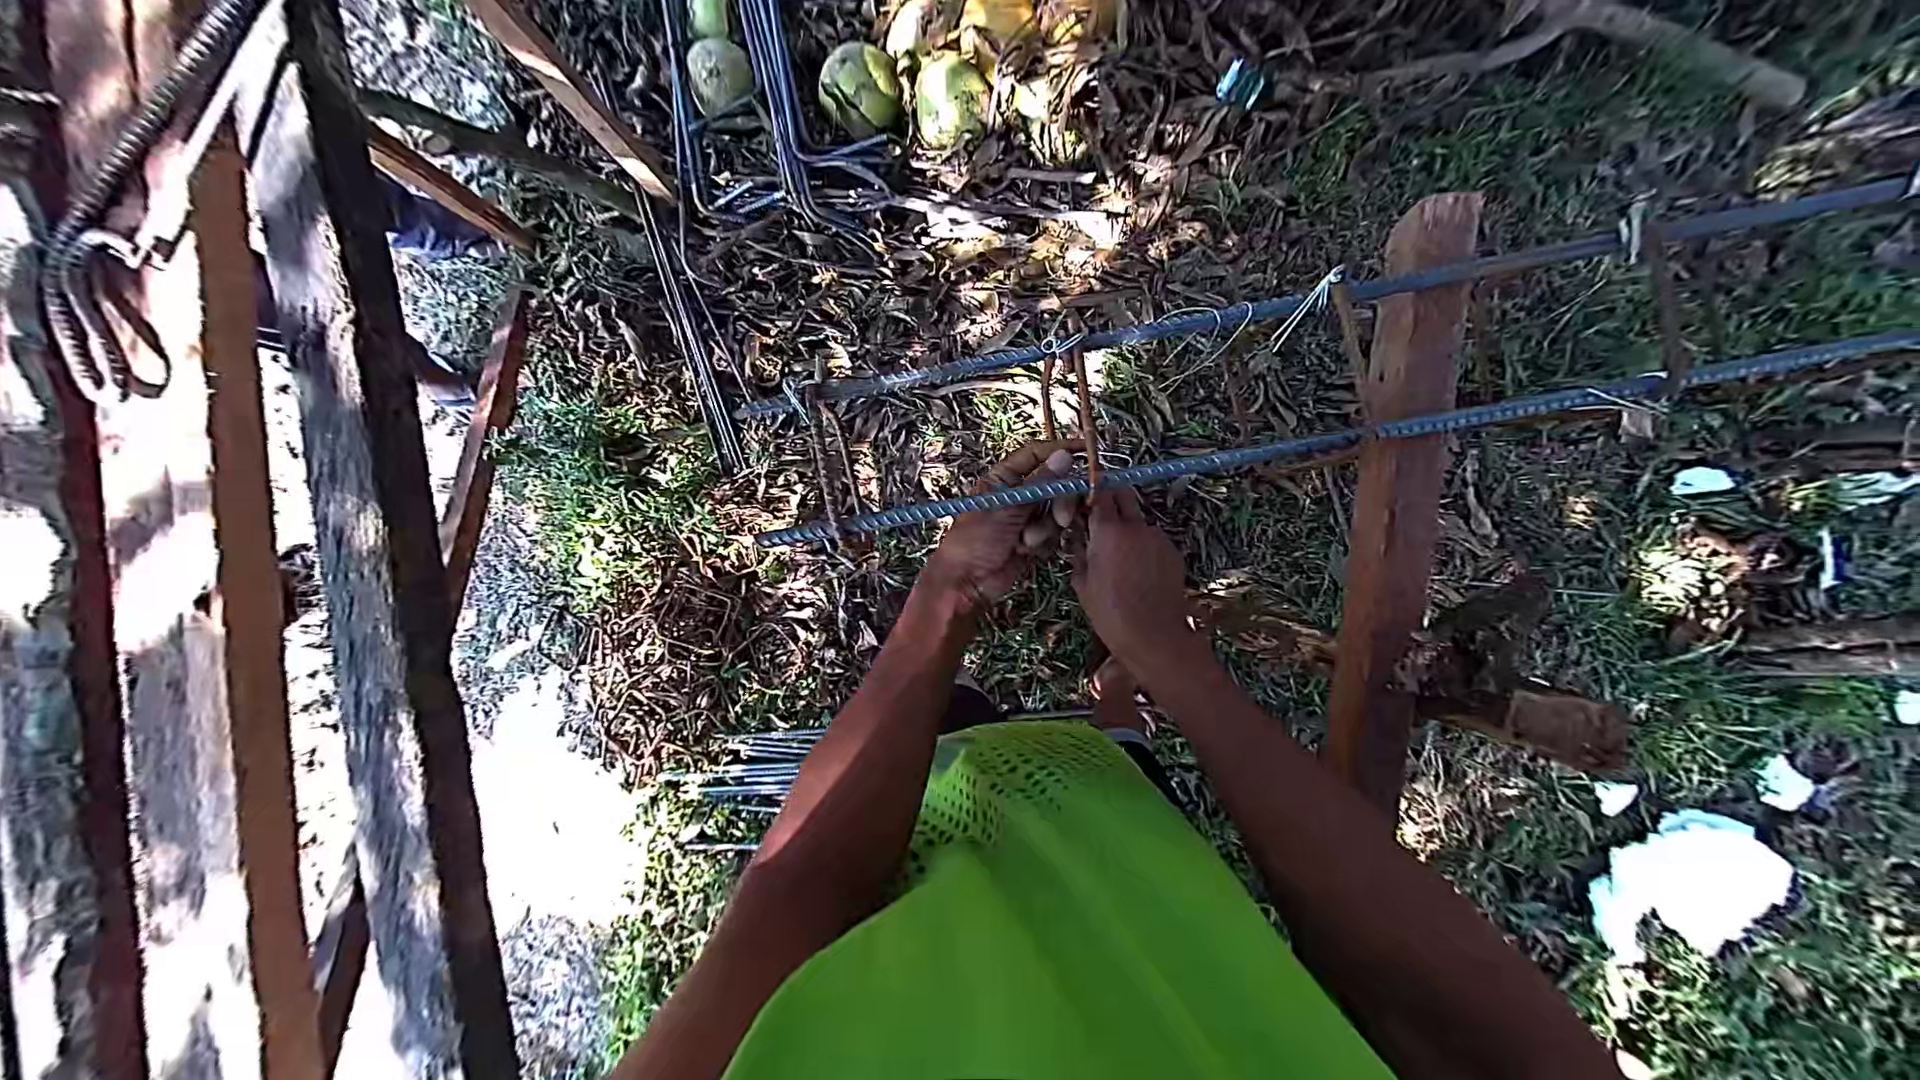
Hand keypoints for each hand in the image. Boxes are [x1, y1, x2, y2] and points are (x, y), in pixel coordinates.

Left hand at [925, 441, 1078, 612]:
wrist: (966, 583)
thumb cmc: (975, 541)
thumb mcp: (1007, 509)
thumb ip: (1039, 484)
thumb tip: (1063, 456)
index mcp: (1002, 479)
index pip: (1035, 455)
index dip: (1059, 451)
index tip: (1085, 451)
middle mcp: (1017, 495)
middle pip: (1053, 484)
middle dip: (1059, 503)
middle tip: (1061, 519)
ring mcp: (1026, 518)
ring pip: (1056, 511)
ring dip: (1045, 528)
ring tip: (1026, 542)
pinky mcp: (1033, 539)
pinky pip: (1053, 533)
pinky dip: (1043, 543)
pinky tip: (1026, 552)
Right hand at [1072, 486, 1200, 668]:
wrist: (1154, 635)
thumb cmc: (1110, 612)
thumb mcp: (1082, 583)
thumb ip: (1079, 552)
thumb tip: (1079, 537)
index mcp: (1109, 532)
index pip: (1100, 493)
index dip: (1091, 492)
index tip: (1084, 501)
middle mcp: (1136, 527)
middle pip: (1124, 494)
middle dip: (1111, 498)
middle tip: (1099, 516)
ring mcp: (1158, 538)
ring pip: (1139, 520)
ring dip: (1127, 527)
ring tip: (1119, 556)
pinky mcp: (1173, 552)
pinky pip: (1152, 540)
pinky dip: (1143, 546)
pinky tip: (1137, 571)